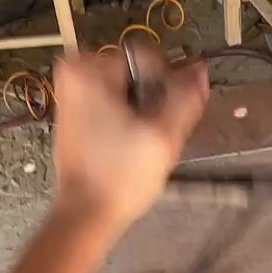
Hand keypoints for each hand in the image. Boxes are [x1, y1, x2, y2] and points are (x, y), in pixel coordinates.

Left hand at [50, 45, 209, 236]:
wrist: (85, 214)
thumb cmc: (122, 176)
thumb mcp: (164, 135)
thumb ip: (186, 96)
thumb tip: (200, 69)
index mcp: (89, 67)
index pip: (150, 58)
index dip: (167, 89)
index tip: (164, 121)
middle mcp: (74, 71)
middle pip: (137, 75)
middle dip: (153, 103)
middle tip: (153, 138)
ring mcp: (71, 94)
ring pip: (128, 92)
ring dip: (142, 114)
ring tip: (140, 146)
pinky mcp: (73, 115)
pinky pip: (113, 106)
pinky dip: (126, 122)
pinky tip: (128, 148)